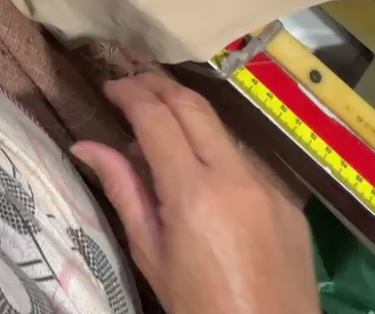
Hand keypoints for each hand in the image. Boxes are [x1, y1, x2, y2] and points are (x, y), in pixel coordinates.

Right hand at [72, 73, 316, 313]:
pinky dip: (214, 152)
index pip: (155, 117)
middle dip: (158, 86)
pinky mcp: (290, 205)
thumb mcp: (149, 253)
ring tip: (157, 130)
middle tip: (130, 84)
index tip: (109, 87)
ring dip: (186, 116)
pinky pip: (244, 161)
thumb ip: (122, 189)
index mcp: (193, 193)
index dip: (129, 93)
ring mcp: (269, 189)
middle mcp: (236, 179)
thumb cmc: (198, 309)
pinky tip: (199, 174)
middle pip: (192, 106)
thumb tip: (84, 144)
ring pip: (220, 129)